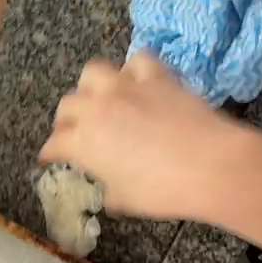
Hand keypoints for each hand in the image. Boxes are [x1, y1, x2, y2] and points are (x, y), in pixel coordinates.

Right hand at [40, 54, 251, 220]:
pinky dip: (133, 71)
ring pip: (93, 72)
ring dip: (91, 86)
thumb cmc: (164, 191)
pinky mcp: (157, 76)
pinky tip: (139, 83)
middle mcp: (97, 108)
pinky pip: (137, 62)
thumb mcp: (128, 200)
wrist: (210, 165)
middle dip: (66, 119)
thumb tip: (111, 194)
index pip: (55, 145)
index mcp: (83, 142)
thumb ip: (111, 192)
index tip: (51, 157)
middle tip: (74, 131)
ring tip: (101, 98)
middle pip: (68, 105)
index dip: (51, 153)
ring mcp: (126, 87)